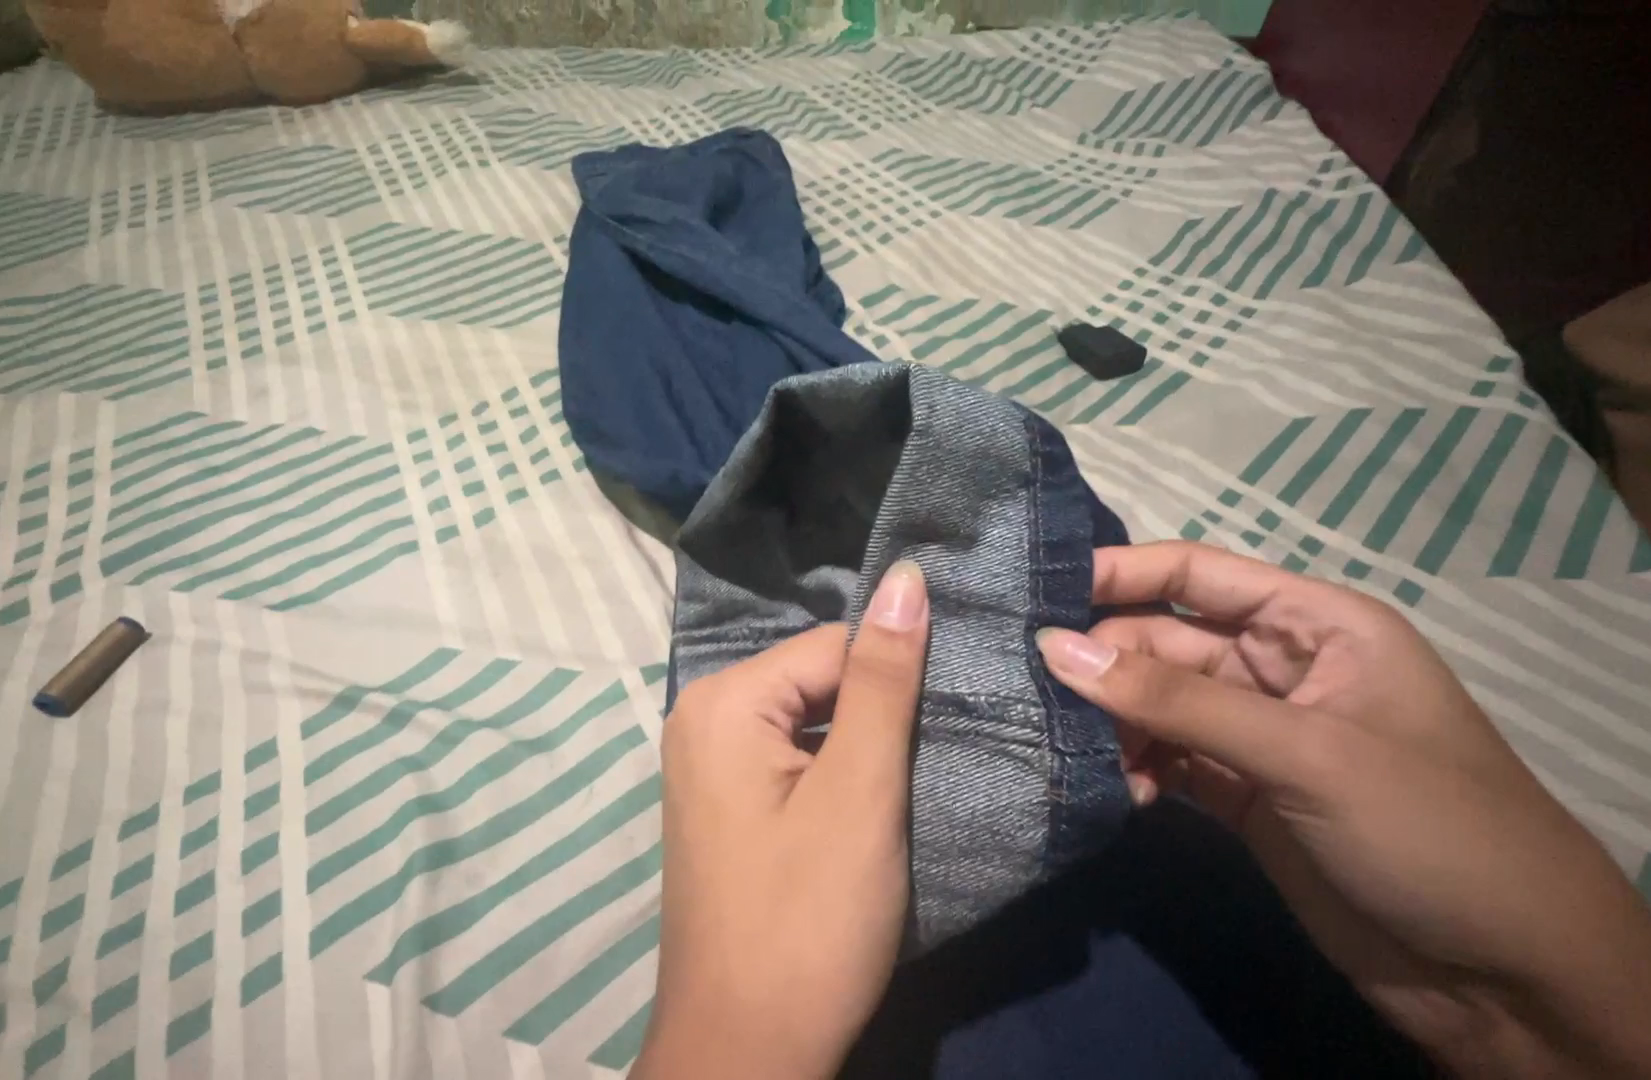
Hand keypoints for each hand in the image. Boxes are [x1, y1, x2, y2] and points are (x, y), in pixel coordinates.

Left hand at [632, 562, 928, 1079]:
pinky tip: (866, 810)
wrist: (746, 1048)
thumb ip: (882, 681)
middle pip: (817, 680)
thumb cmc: (808, 918)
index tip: (948, 723)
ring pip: (809, 721)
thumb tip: (906, 576)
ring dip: (861, 748)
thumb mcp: (858, 791)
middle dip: (877, 715)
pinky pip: (789, 758)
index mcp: (723, 699)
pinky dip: (833, 775)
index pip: (833, 647)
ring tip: (909, 787)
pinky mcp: (723, 801)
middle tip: (932, 763)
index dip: (896, 680)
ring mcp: (706, 761)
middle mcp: (701, 715)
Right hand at [1038, 541, 1650, 1078]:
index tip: (1034, 592)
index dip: (1118, 573)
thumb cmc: (1432, 833)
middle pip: (1160, 640)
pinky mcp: (1236, 789)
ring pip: (1152, 701)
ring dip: (1112, 723)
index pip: (1196, 571)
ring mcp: (1253, 731)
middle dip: (1106, 666)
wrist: (1512, 987)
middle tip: (1042, 696)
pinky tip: (1125, 794)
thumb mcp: (1303, 752)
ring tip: (1081, 755)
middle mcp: (1276, 666)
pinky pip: (1162, 756)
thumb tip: (1053, 647)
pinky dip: (1134, 768)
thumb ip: (1172, 699)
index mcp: (1313, 624)